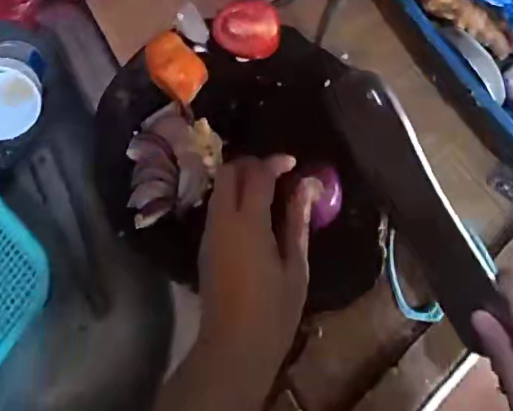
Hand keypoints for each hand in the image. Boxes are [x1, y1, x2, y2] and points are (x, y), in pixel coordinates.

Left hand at [155, 155, 317, 410]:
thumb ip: (297, 221)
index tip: (294, 164)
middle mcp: (223, 220)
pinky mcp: (205, 246)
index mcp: (248, 223)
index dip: (276, 162)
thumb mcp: (295, 267)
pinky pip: (217, 206)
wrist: (232, 350)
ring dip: (240, 179)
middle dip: (252, 163)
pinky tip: (253, 212)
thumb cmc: (272, 312)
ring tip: (267, 190)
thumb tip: (307, 185)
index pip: (257, 174)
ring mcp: (210, 232)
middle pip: (229, 171)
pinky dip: (232, 196)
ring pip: (219, 187)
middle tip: (277, 172)